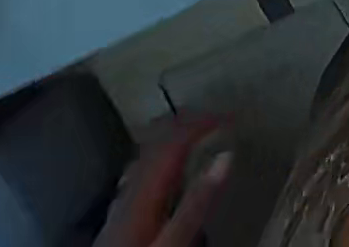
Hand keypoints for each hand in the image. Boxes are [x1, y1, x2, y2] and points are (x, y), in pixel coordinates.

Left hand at [92, 120, 231, 246]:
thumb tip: (225, 157)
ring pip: (145, 155)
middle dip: (187, 122)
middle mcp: (129, 193)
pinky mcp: (117, 220)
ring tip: (192, 128)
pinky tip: (161, 166)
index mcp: (143, 195)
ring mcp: (120, 206)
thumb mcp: (172, 243)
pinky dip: (156, 156)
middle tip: (215, 115)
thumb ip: (197, 203)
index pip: (174, 143)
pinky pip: (138, 172)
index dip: (202, 123)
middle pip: (156, 143)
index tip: (231, 117)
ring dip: (171, 135)